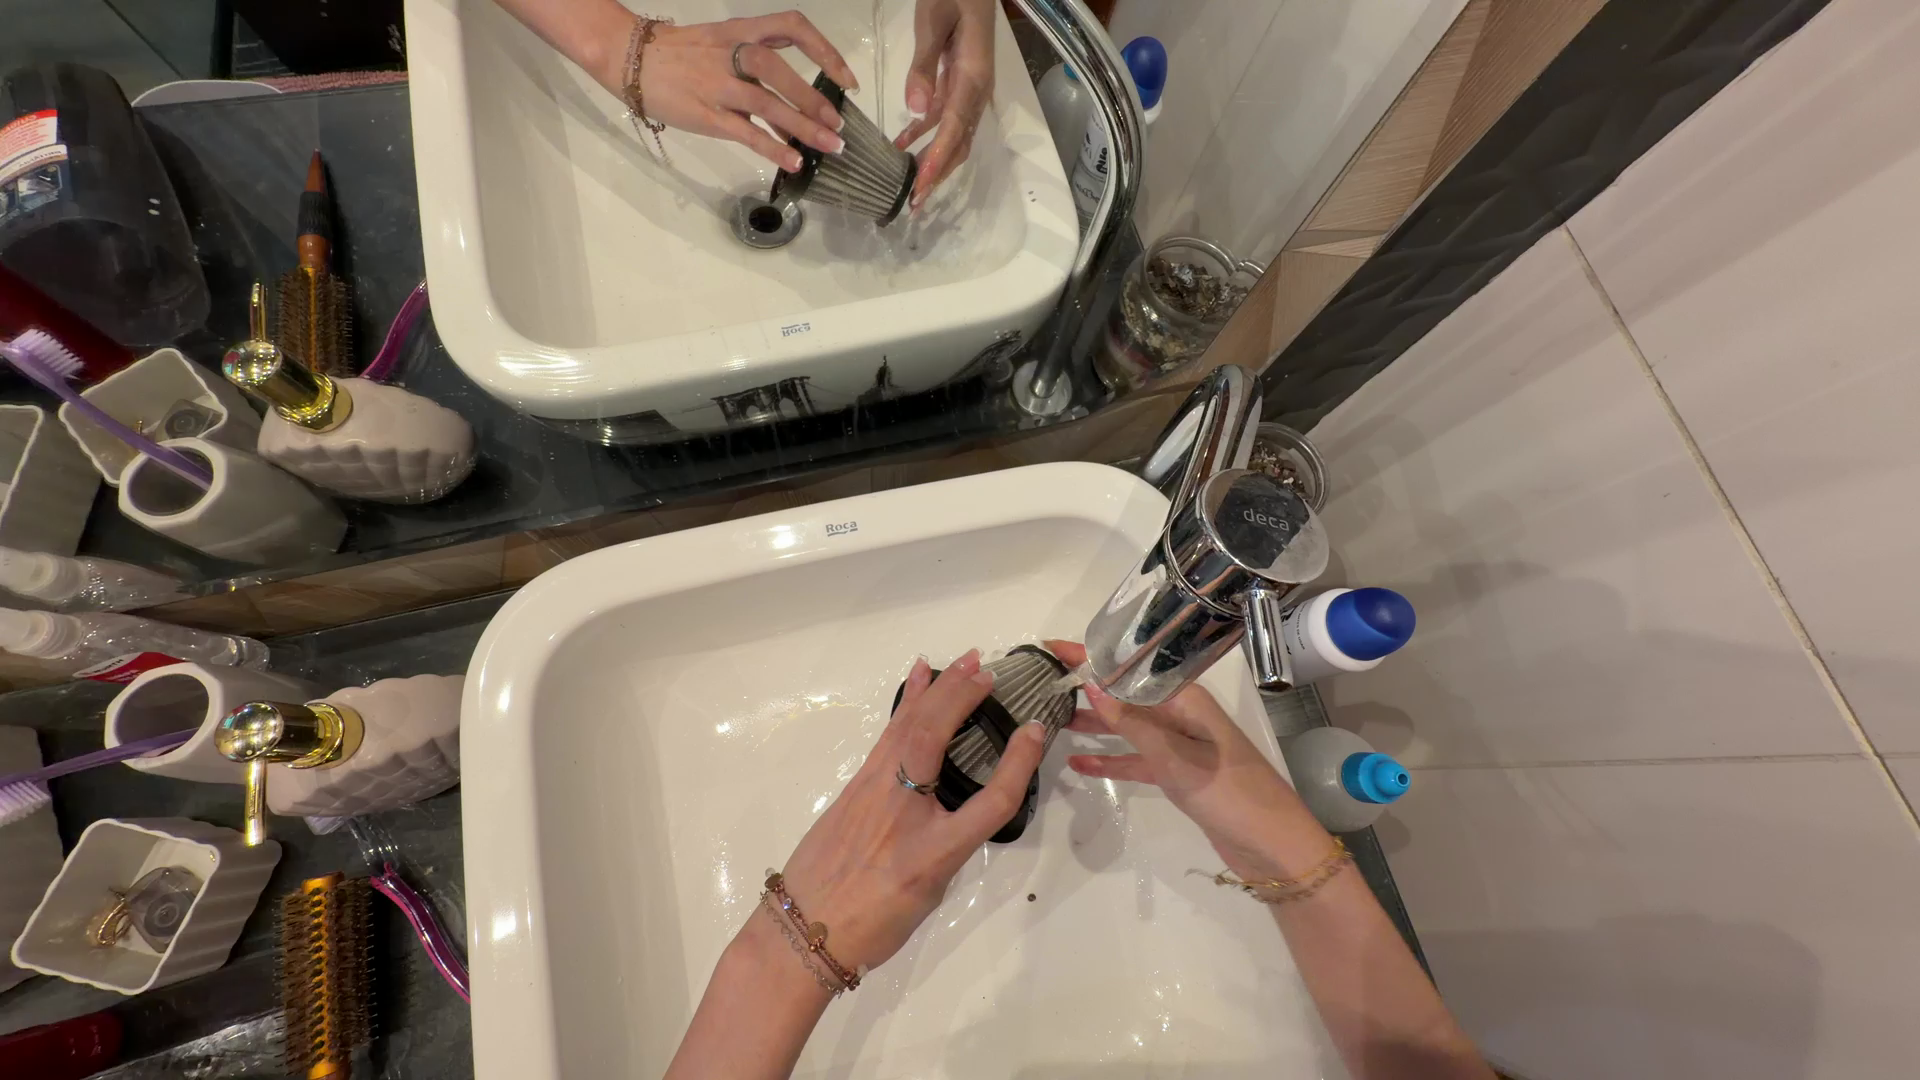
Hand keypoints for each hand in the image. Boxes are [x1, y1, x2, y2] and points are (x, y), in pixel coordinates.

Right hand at [596, 11, 862, 171]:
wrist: (627, 57)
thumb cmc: (682, 57)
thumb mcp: (723, 50)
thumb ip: (760, 78)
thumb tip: (797, 118)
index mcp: (740, 31)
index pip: (790, 27)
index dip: (824, 50)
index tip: (847, 80)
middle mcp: (731, 53)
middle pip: (778, 67)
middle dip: (813, 97)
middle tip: (838, 124)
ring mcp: (717, 84)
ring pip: (766, 102)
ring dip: (803, 126)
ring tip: (830, 147)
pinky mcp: (706, 114)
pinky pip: (746, 133)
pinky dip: (773, 148)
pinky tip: (793, 162)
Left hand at [775, 649, 1045, 972]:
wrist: (802, 931)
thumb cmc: (873, 922)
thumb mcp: (929, 893)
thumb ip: (948, 844)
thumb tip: (954, 806)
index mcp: (933, 850)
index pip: (991, 801)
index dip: (1018, 763)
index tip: (1035, 729)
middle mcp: (903, 809)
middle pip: (937, 737)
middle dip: (964, 696)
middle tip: (988, 668)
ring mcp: (872, 789)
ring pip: (908, 725)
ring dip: (936, 688)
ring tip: (960, 661)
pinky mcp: (856, 783)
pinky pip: (888, 733)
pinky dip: (906, 703)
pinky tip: (915, 682)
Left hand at [894, 0, 996, 209]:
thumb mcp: (934, 19)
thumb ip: (925, 64)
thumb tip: (917, 109)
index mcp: (972, 78)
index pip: (954, 129)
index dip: (937, 161)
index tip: (921, 186)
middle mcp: (975, 91)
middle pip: (958, 144)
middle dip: (937, 175)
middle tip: (915, 204)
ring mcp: (967, 89)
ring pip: (952, 137)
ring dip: (932, 163)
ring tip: (911, 189)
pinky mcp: (956, 82)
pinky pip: (941, 118)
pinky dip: (923, 135)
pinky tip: (901, 147)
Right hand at [1047, 640, 1321, 881]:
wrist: (1273, 846)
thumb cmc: (1228, 791)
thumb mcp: (1174, 756)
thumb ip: (1130, 722)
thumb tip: (1091, 684)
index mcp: (1184, 698)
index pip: (1129, 668)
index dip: (1091, 656)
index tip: (1053, 648)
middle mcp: (1179, 714)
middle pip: (1125, 695)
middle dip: (1088, 688)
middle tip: (1044, 684)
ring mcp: (1178, 745)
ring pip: (1127, 727)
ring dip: (1095, 724)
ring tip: (1054, 719)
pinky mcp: (1176, 773)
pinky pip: (1136, 759)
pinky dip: (1110, 760)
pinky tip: (1078, 764)